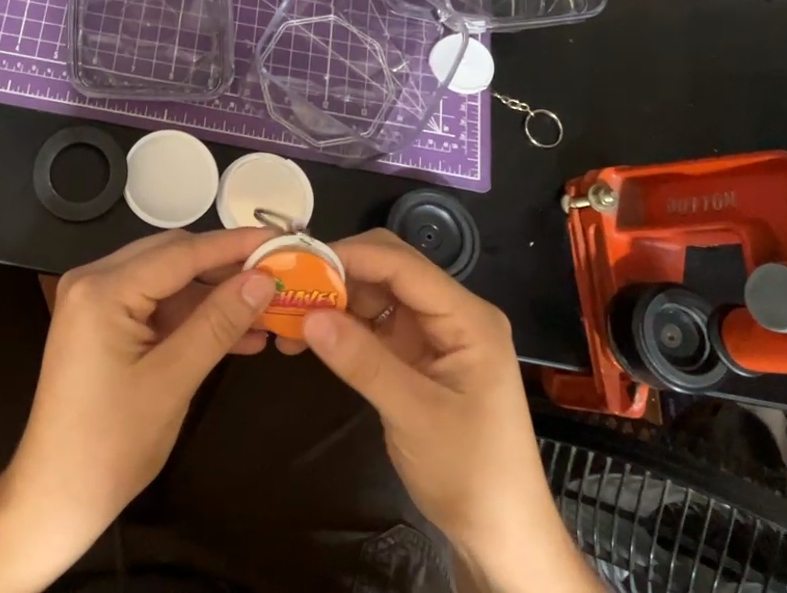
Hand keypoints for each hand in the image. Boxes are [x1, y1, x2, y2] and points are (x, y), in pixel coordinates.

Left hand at [6, 228, 277, 563]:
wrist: (57, 493)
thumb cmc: (111, 442)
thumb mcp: (173, 380)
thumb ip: (218, 323)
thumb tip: (263, 280)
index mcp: (102, 288)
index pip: (180, 253)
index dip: (234, 245)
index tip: (281, 239)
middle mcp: (92, 281)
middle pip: (172, 258)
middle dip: (225, 267)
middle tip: (280, 275)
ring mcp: (94, 303)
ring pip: (167, 282)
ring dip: (213, 296)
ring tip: (269, 310)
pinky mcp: (101, 326)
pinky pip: (155, 308)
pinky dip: (192, 318)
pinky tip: (238, 335)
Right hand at [298, 229, 593, 590]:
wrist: (498, 531)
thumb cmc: (471, 470)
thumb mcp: (415, 414)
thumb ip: (363, 362)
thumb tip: (309, 316)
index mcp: (467, 319)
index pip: (404, 266)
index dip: (351, 257)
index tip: (298, 262)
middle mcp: (450, 315)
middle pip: (388, 270)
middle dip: (339, 273)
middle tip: (288, 286)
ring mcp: (431, 335)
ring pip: (374, 294)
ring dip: (333, 299)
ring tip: (287, 313)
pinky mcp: (413, 356)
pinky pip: (370, 325)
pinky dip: (339, 326)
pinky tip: (305, 336)